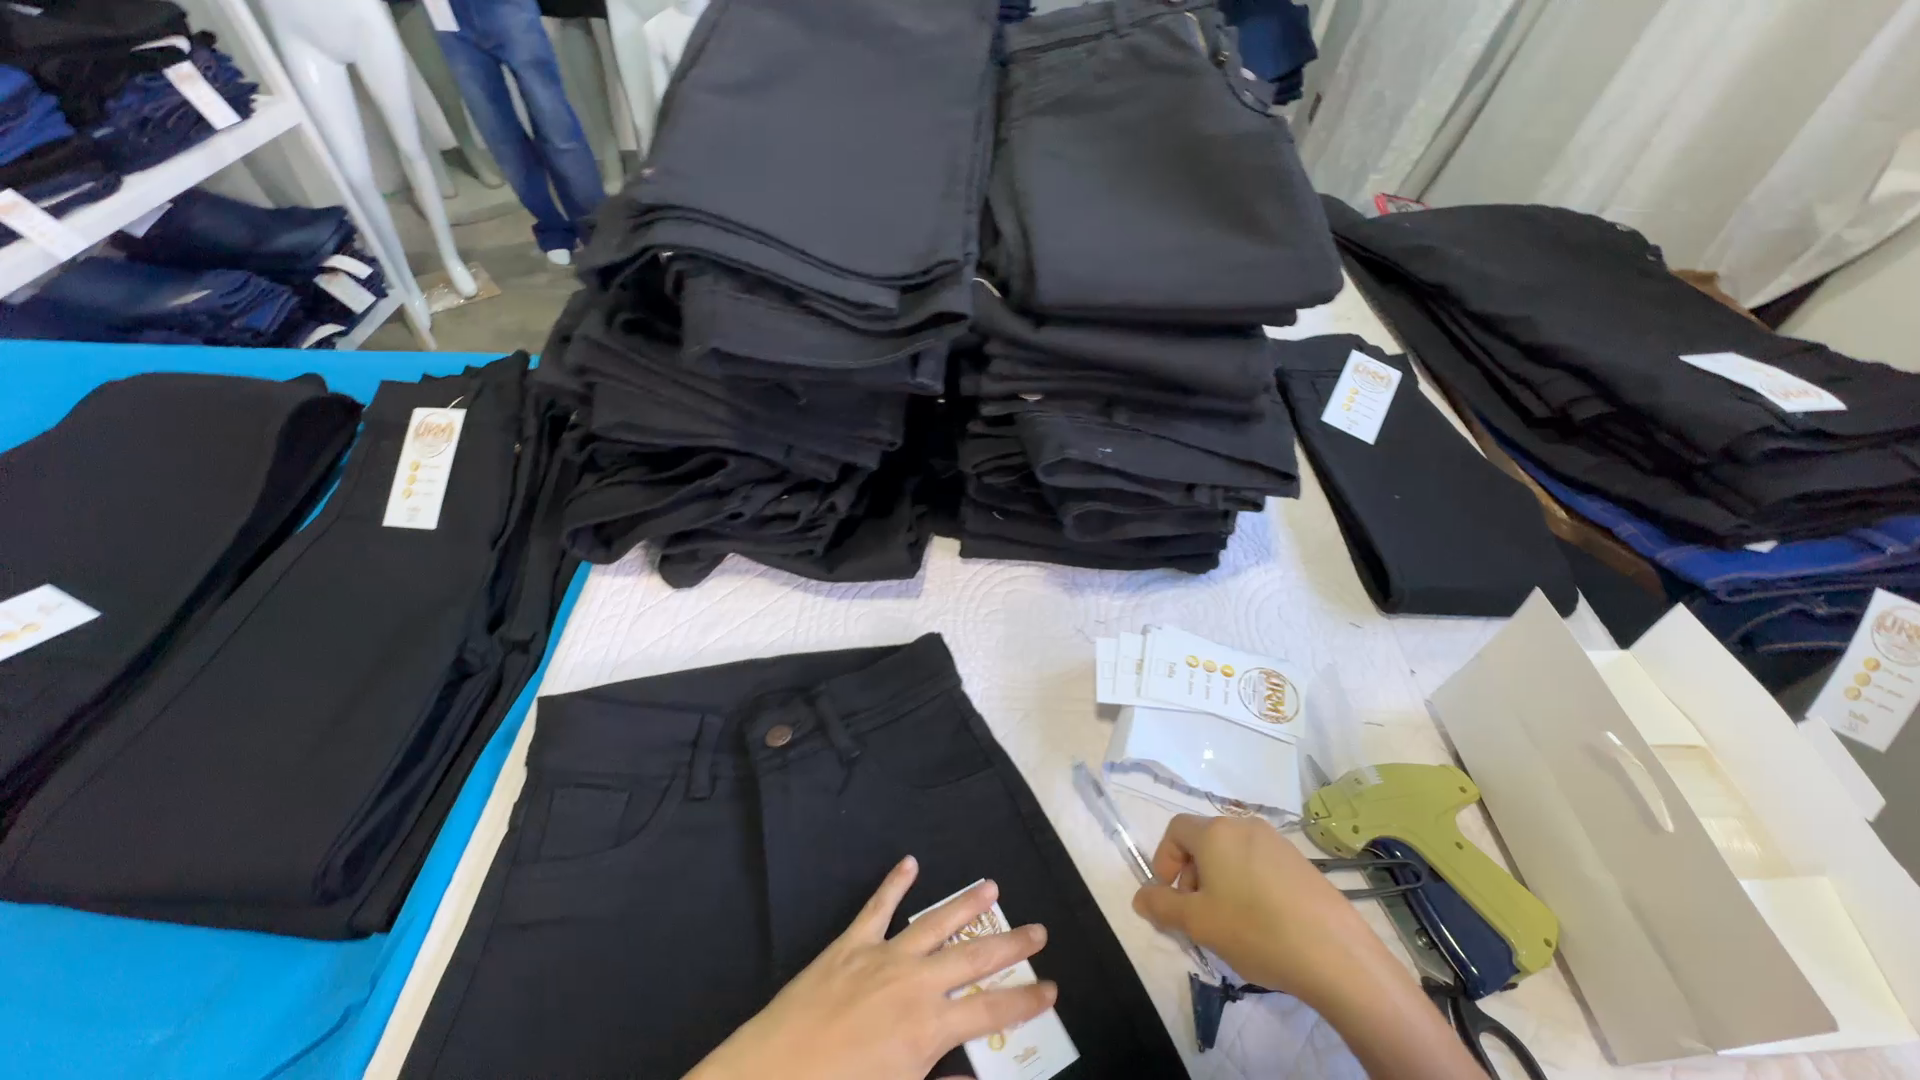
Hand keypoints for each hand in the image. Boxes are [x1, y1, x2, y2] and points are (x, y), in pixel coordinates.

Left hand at [684, 856, 1056, 1079]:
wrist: (770, 1076)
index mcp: (930, 1027)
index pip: (993, 1010)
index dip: (1027, 1000)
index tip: (1053, 988)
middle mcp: (915, 983)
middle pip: (974, 957)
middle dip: (1011, 945)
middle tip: (1039, 930)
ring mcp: (882, 956)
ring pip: (935, 922)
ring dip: (965, 904)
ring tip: (992, 887)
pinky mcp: (849, 944)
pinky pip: (877, 907)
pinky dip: (894, 883)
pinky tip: (909, 863)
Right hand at [1130, 814, 1389, 1003]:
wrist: (1334, 953)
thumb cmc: (1254, 930)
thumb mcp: (1197, 923)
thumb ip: (1162, 906)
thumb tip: (1141, 896)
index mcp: (1215, 833)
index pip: (1175, 829)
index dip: (1164, 859)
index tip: (1170, 895)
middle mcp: (1245, 826)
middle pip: (1204, 840)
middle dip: (1191, 873)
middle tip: (1196, 913)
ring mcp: (1278, 842)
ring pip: (1233, 853)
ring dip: (1219, 880)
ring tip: (1228, 921)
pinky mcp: (1301, 863)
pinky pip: (1260, 864)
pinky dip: (1248, 884)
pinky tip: (1261, 922)